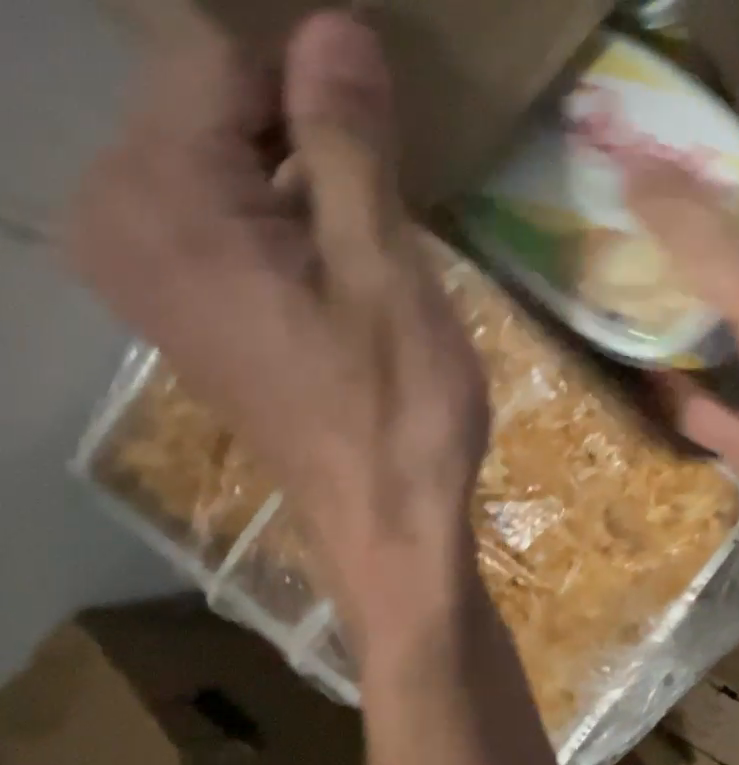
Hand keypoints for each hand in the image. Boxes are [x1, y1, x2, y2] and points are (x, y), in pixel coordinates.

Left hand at [67, 13, 488, 623]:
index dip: (312, 78)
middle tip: (392, 185)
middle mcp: (114, 212)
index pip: (217, 62)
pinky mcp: (167, 291)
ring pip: (209, 149)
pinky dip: (274, 203)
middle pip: (203, 101)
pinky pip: (207, 201)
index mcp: (162, 198)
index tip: (393, 126)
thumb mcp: (385, 272)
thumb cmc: (397, 404)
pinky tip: (334, 252)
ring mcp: (132, 256)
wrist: (383, 515)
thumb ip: (348, 146)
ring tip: (371, 223)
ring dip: (294, 164)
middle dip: (299, 121)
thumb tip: (336, 28)